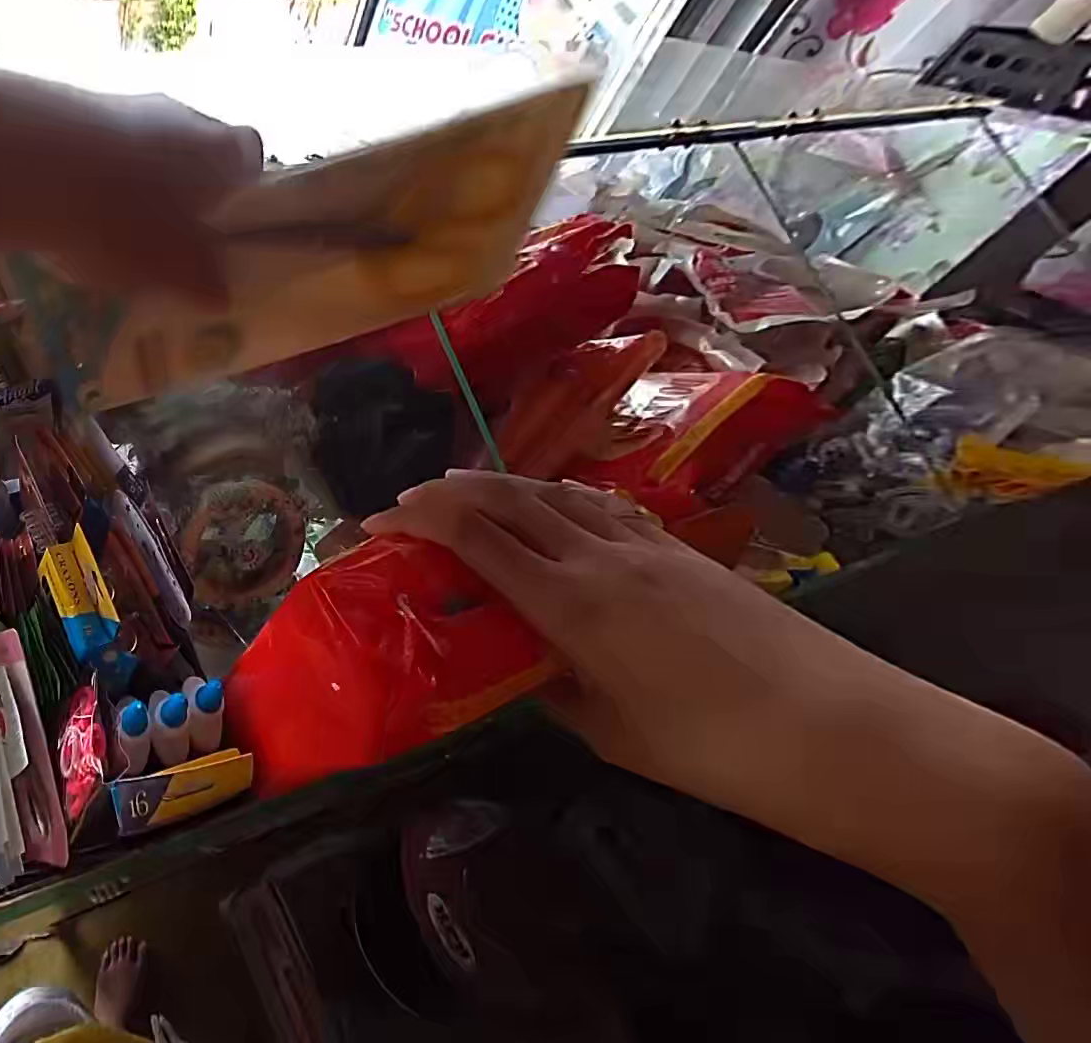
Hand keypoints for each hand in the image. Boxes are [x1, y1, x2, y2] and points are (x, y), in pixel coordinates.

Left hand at [0, 68, 263, 302]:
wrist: (22, 163)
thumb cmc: (119, 220)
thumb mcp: (168, 267)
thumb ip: (200, 282)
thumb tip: (220, 297)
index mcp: (217, 147)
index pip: (252, 160)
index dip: (244, 201)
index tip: (225, 239)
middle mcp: (176, 114)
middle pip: (195, 162)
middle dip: (186, 209)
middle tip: (171, 256)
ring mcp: (121, 107)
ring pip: (145, 162)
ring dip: (138, 204)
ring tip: (117, 254)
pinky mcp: (72, 113)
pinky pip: (101, 161)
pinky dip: (96, 194)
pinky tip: (74, 232)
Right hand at [361, 471, 832, 793]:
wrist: (852, 737)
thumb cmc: (711, 749)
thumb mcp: (600, 728)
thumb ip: (540, 682)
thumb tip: (506, 661)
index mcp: (569, 603)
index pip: (474, 536)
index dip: (418, 519)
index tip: (380, 522)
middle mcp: (598, 558)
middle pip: (504, 498)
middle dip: (442, 492)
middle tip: (402, 500)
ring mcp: (643, 545)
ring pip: (549, 491)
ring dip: (492, 483)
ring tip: (455, 486)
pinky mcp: (678, 548)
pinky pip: (599, 503)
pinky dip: (553, 491)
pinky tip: (545, 493)